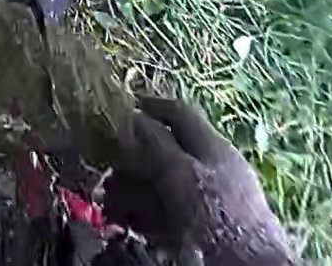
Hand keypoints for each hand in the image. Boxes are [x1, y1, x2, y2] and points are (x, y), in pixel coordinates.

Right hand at [118, 97, 294, 265]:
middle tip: (111, 162)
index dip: (150, 105)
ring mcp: (220, 199)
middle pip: (170, 148)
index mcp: (214, 146)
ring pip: (168, 181)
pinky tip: (134, 219)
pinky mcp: (216, 227)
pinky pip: (175, 208)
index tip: (123, 107)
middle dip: (136, 155)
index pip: (178, 112)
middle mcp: (218, 168)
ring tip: (114, 199)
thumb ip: (154, 139)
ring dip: (137, 186)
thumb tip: (135, 116)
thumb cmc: (214, 212)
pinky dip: (151, 210)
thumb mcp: (177, 169)